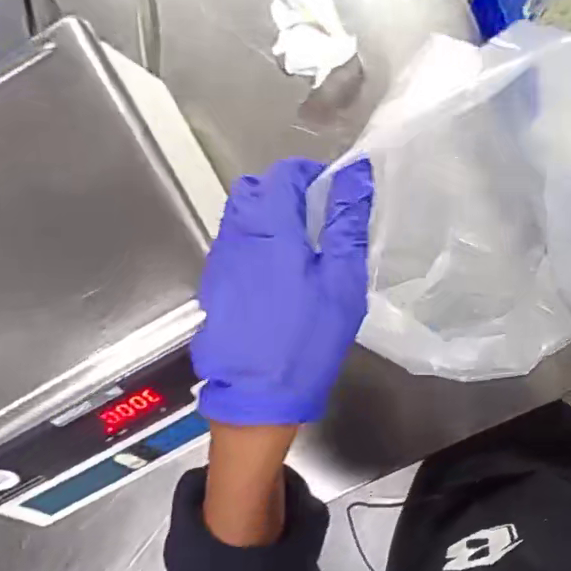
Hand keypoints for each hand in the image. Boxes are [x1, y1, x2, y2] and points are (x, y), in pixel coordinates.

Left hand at [192, 157, 374, 425]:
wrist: (257, 396)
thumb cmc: (307, 340)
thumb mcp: (341, 282)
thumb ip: (347, 224)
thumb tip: (355, 177)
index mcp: (269, 226)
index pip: (285, 174)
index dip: (311, 175)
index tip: (334, 195)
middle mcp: (235, 235)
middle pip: (256, 190)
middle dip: (286, 195)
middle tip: (318, 224)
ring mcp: (220, 262)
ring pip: (242, 220)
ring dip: (270, 223)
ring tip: (301, 256)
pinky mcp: (214, 287)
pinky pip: (235, 249)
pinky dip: (257, 249)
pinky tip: (277, 282)